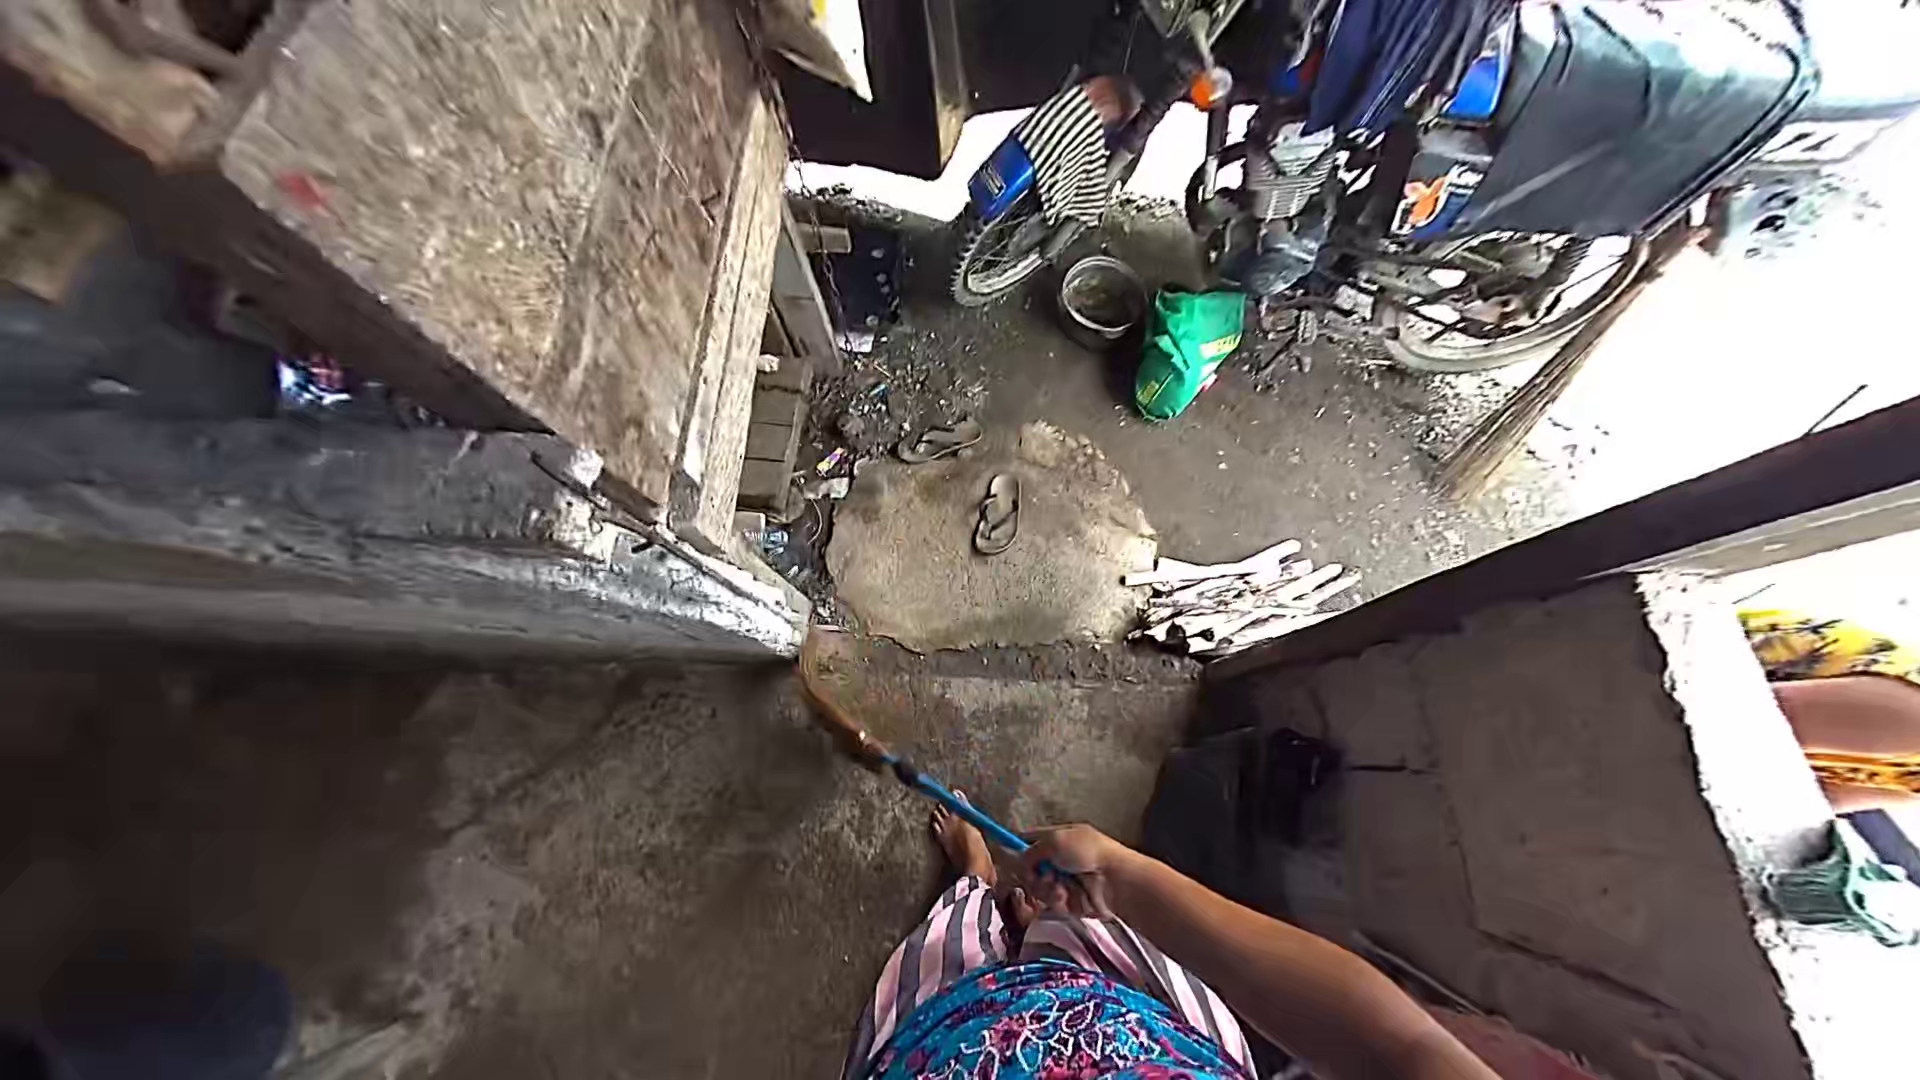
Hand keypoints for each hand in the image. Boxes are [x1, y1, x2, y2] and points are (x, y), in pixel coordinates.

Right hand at [1019, 824, 1135, 918]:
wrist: (1115, 880)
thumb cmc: (1087, 851)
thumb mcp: (1054, 841)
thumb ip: (1030, 851)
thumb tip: (1019, 862)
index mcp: (1056, 837)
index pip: (1028, 840)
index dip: (1016, 848)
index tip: (1003, 856)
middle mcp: (1058, 858)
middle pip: (1030, 868)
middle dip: (1034, 874)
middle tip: (1043, 875)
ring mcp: (1065, 880)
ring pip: (1039, 888)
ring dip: (1046, 889)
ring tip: (1059, 888)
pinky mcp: (1071, 902)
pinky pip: (1052, 904)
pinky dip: (1058, 901)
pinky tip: (1067, 897)